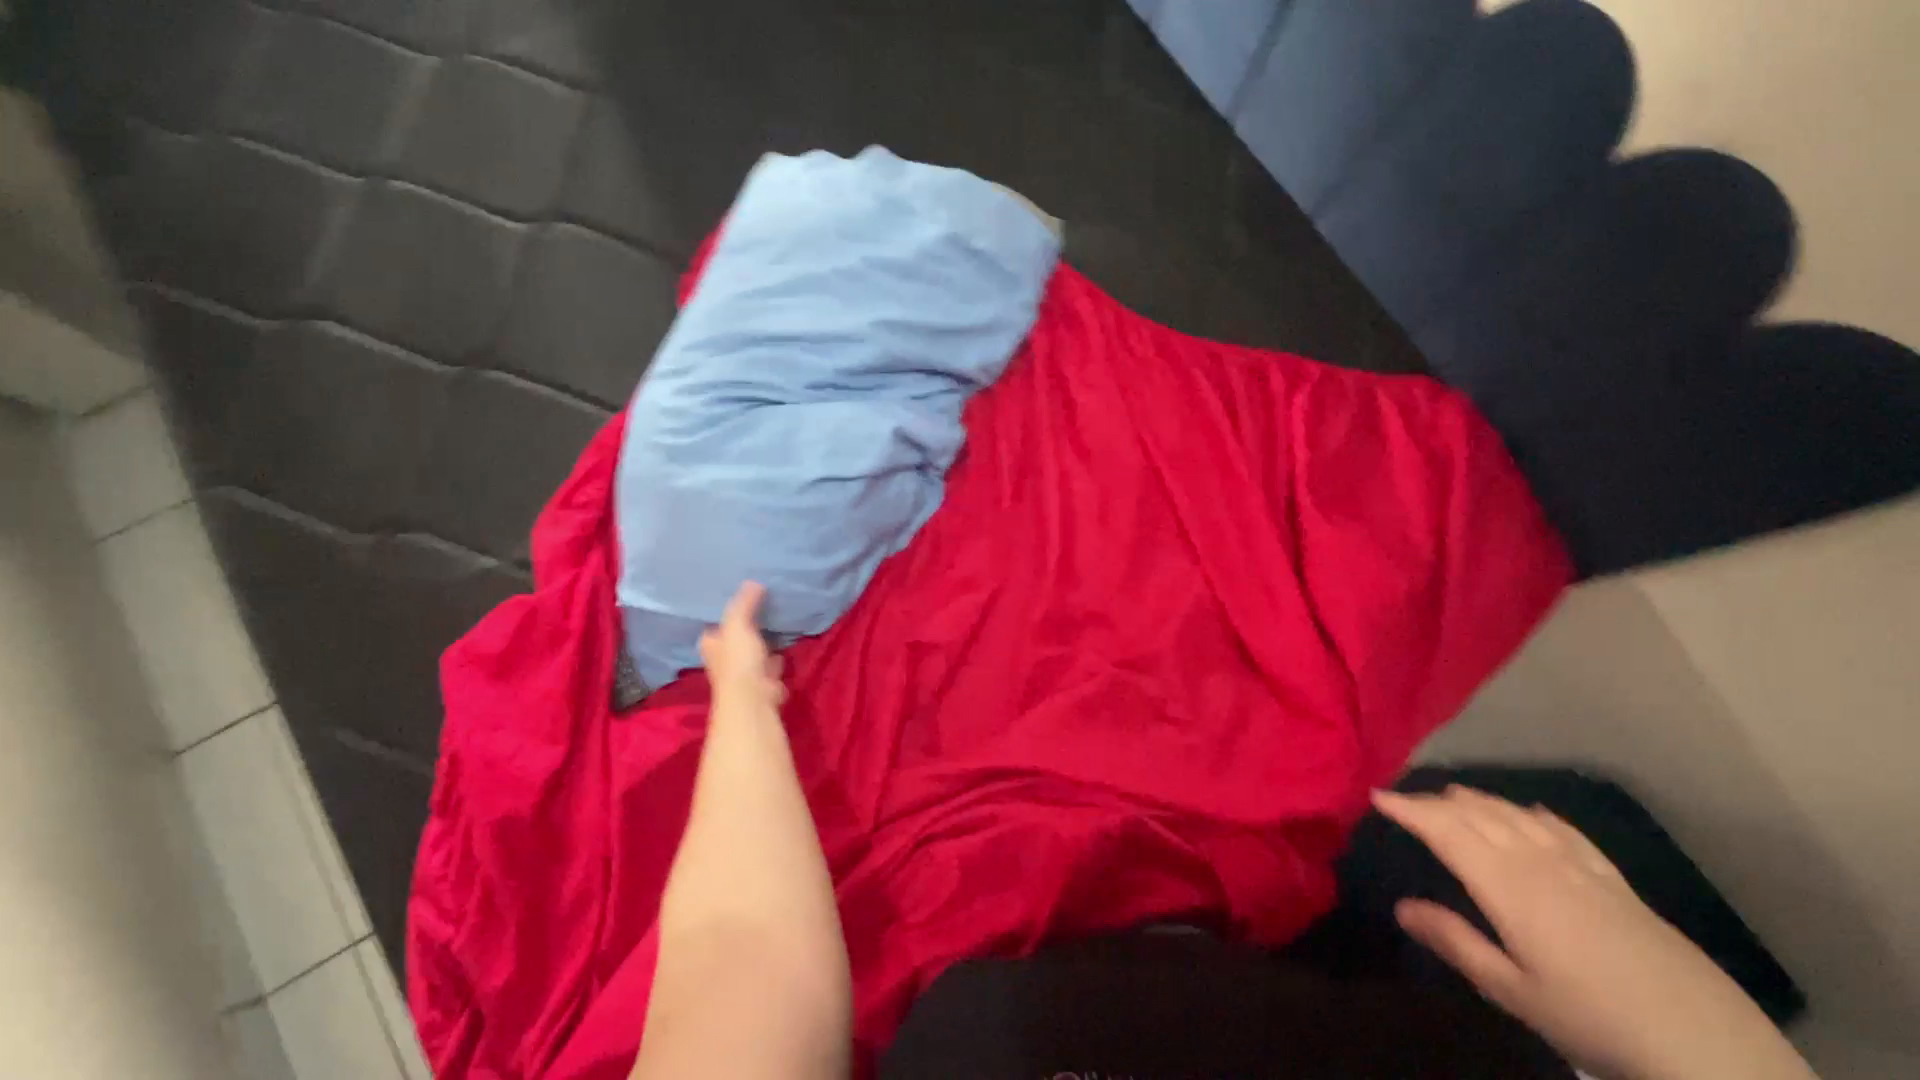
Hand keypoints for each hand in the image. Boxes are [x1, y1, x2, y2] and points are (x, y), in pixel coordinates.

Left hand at [698, 582, 785, 708]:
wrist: (754, 698)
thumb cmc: (739, 660)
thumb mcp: (738, 624)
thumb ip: (744, 604)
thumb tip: (753, 582)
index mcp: (712, 645)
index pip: (713, 630)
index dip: (722, 621)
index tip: (738, 608)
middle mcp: (722, 662)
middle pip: (733, 644)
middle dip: (743, 635)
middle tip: (759, 617)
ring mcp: (742, 676)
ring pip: (751, 657)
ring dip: (760, 650)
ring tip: (775, 632)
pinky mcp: (761, 687)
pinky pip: (768, 670)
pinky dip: (774, 664)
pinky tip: (783, 654)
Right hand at [1373, 786, 1815, 1079]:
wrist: (1702, 1040)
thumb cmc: (1592, 1016)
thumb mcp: (1512, 991)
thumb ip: (1456, 942)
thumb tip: (1401, 905)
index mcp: (1508, 886)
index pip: (1447, 832)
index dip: (1410, 809)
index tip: (1376, 795)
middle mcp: (1540, 862)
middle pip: (1480, 816)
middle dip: (1437, 801)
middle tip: (1403, 796)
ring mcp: (1581, 868)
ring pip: (1519, 817)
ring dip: (1481, 801)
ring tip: (1452, 793)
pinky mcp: (1615, 882)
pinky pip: (1565, 832)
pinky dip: (1537, 815)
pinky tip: (1530, 811)